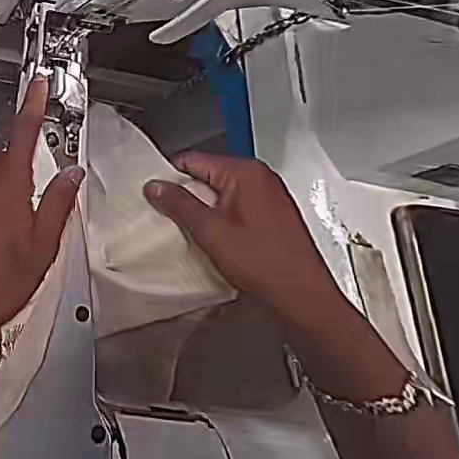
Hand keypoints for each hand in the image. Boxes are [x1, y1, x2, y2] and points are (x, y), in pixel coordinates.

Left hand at [0, 77, 83, 388]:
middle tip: (27, 208)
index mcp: (8, 183)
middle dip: (18, 172)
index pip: (24, 130)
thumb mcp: (42, 247)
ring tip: (1, 233)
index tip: (37, 85)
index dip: (33, 103)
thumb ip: (59, 202)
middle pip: (3, 156)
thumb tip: (71, 176)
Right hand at [144, 153, 410, 399]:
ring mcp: (268, 197)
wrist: (304, 299)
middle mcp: (261, 179)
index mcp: (246, 173)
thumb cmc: (268, 266)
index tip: (155, 193)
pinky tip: (215, 244)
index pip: (195, 160)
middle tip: (172, 220)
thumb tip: (157, 186)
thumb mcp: (212, 232)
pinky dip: (222, 222)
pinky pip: (236, 209)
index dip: (171, 176)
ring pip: (221, 195)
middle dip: (188, 197)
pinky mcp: (271, 217)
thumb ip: (180, 205)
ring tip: (195, 235)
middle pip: (208, 176)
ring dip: (205, 213)